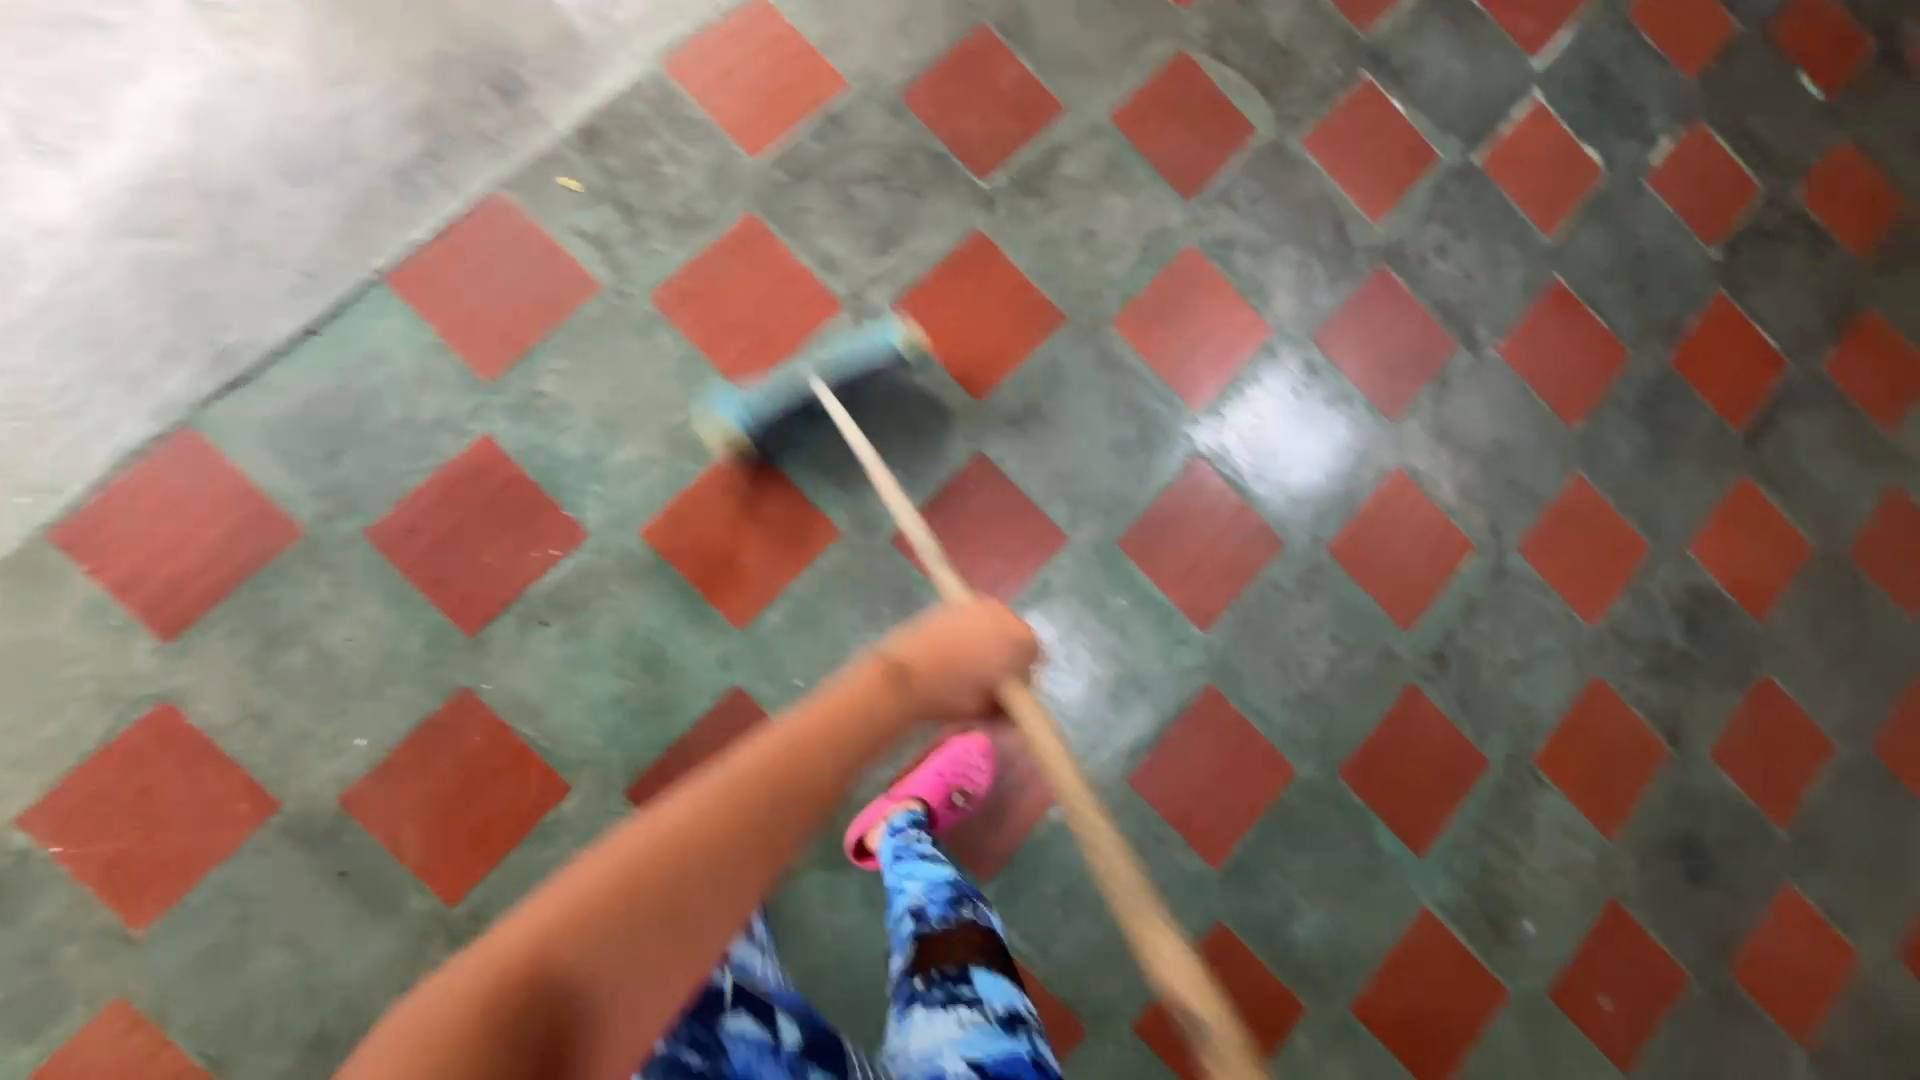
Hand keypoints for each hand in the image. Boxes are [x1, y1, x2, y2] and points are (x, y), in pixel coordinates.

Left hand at [866, 597, 1038, 720]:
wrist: (904, 675)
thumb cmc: (951, 695)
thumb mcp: (989, 709)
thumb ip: (1010, 703)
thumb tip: (1013, 701)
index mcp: (1020, 639)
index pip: (1036, 654)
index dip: (1024, 671)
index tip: (1010, 687)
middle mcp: (1004, 613)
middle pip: (1016, 632)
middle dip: (1008, 650)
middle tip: (991, 673)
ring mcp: (977, 604)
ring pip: (994, 621)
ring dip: (989, 637)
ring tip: (971, 659)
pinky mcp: (953, 602)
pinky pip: (972, 617)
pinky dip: (969, 629)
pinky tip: (954, 647)